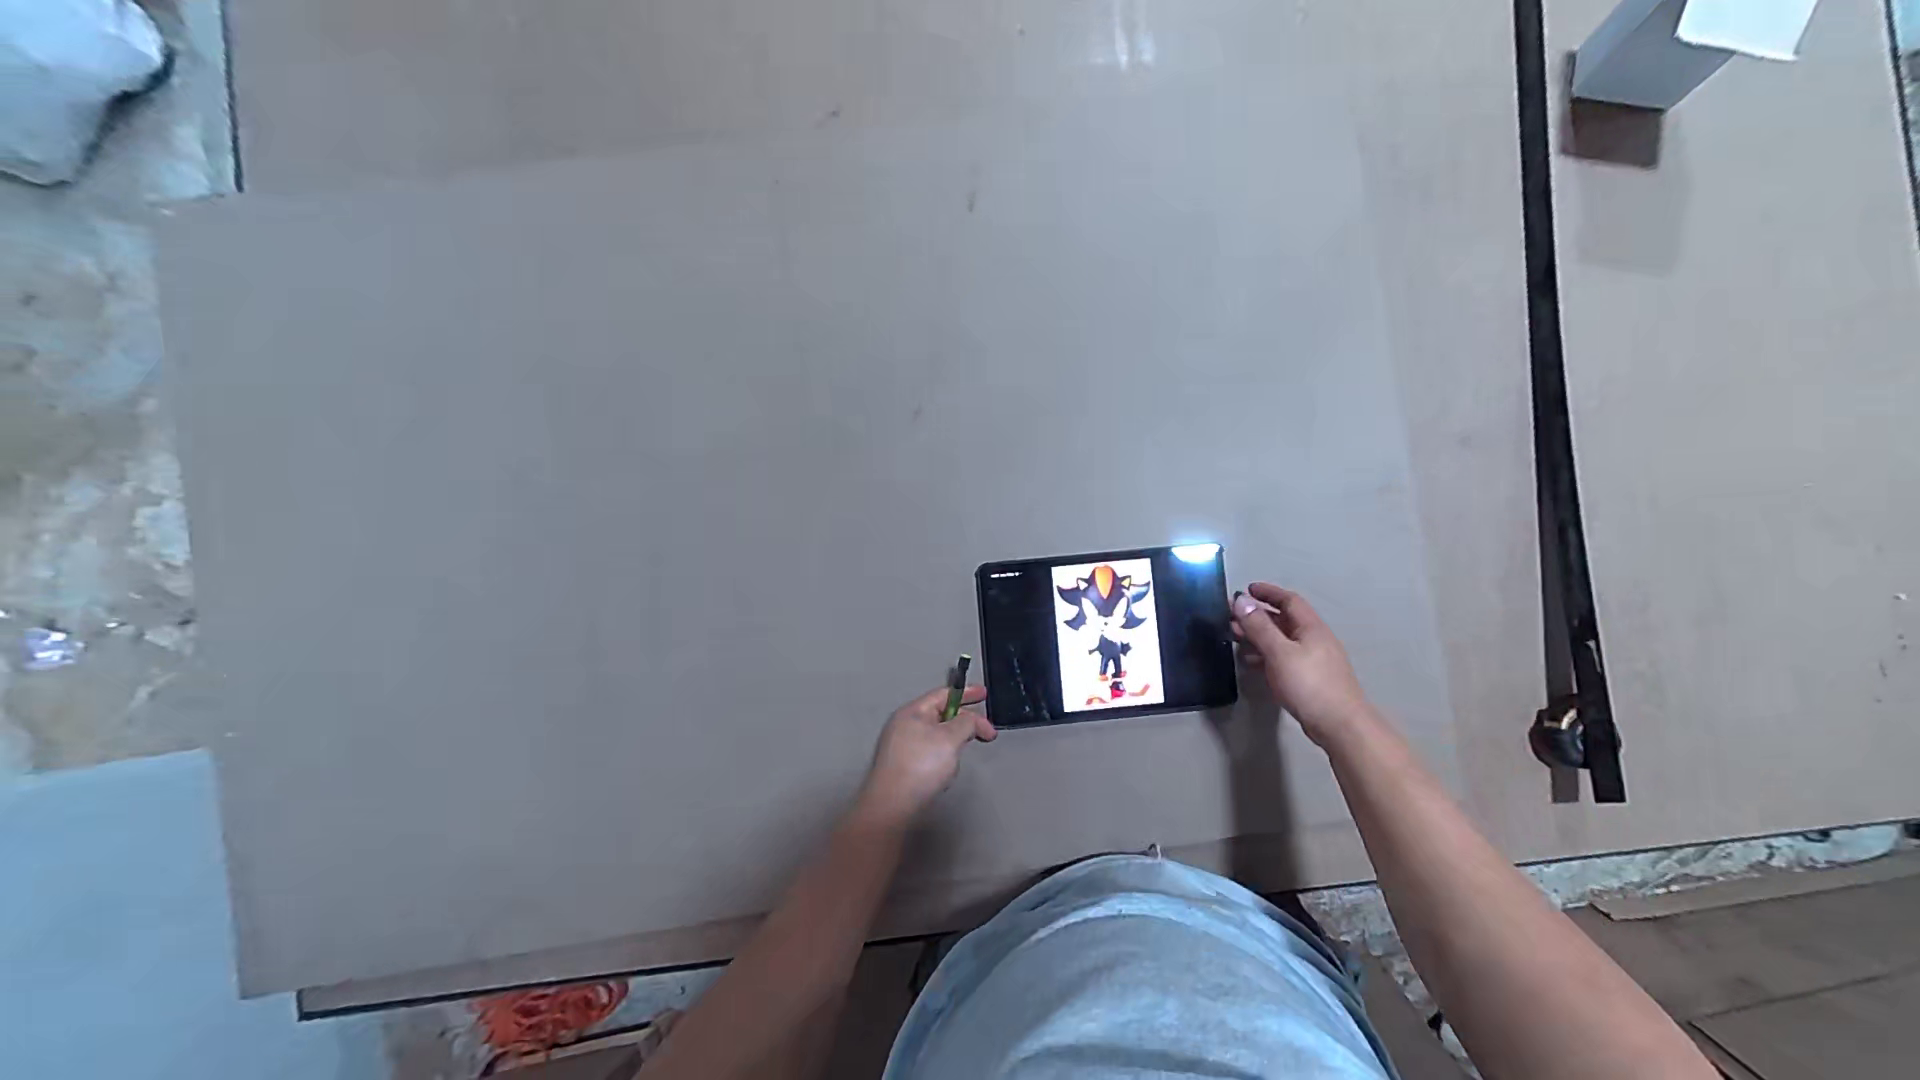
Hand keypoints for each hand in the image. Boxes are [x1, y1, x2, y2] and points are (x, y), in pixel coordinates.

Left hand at [856, 684, 995, 829]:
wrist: (893, 805)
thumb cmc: (922, 765)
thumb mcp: (951, 738)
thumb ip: (967, 722)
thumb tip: (971, 721)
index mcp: (913, 711)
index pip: (943, 694)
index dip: (966, 693)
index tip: (985, 694)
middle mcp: (904, 725)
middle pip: (941, 714)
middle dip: (964, 722)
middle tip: (985, 731)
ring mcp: (901, 746)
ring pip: (937, 735)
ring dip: (954, 742)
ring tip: (961, 755)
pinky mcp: (903, 766)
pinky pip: (930, 752)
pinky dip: (943, 756)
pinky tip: (946, 771)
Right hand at [1231, 583, 1373, 747]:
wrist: (1340, 724)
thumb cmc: (1309, 684)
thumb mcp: (1279, 652)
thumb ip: (1258, 626)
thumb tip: (1241, 600)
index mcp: (1311, 628)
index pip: (1289, 600)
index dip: (1268, 592)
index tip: (1246, 589)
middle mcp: (1314, 639)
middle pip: (1284, 619)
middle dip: (1257, 615)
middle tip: (1232, 617)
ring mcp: (1313, 659)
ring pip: (1282, 639)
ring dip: (1259, 635)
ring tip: (1235, 637)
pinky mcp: (1309, 678)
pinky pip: (1283, 657)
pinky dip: (1265, 654)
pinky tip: (1251, 661)